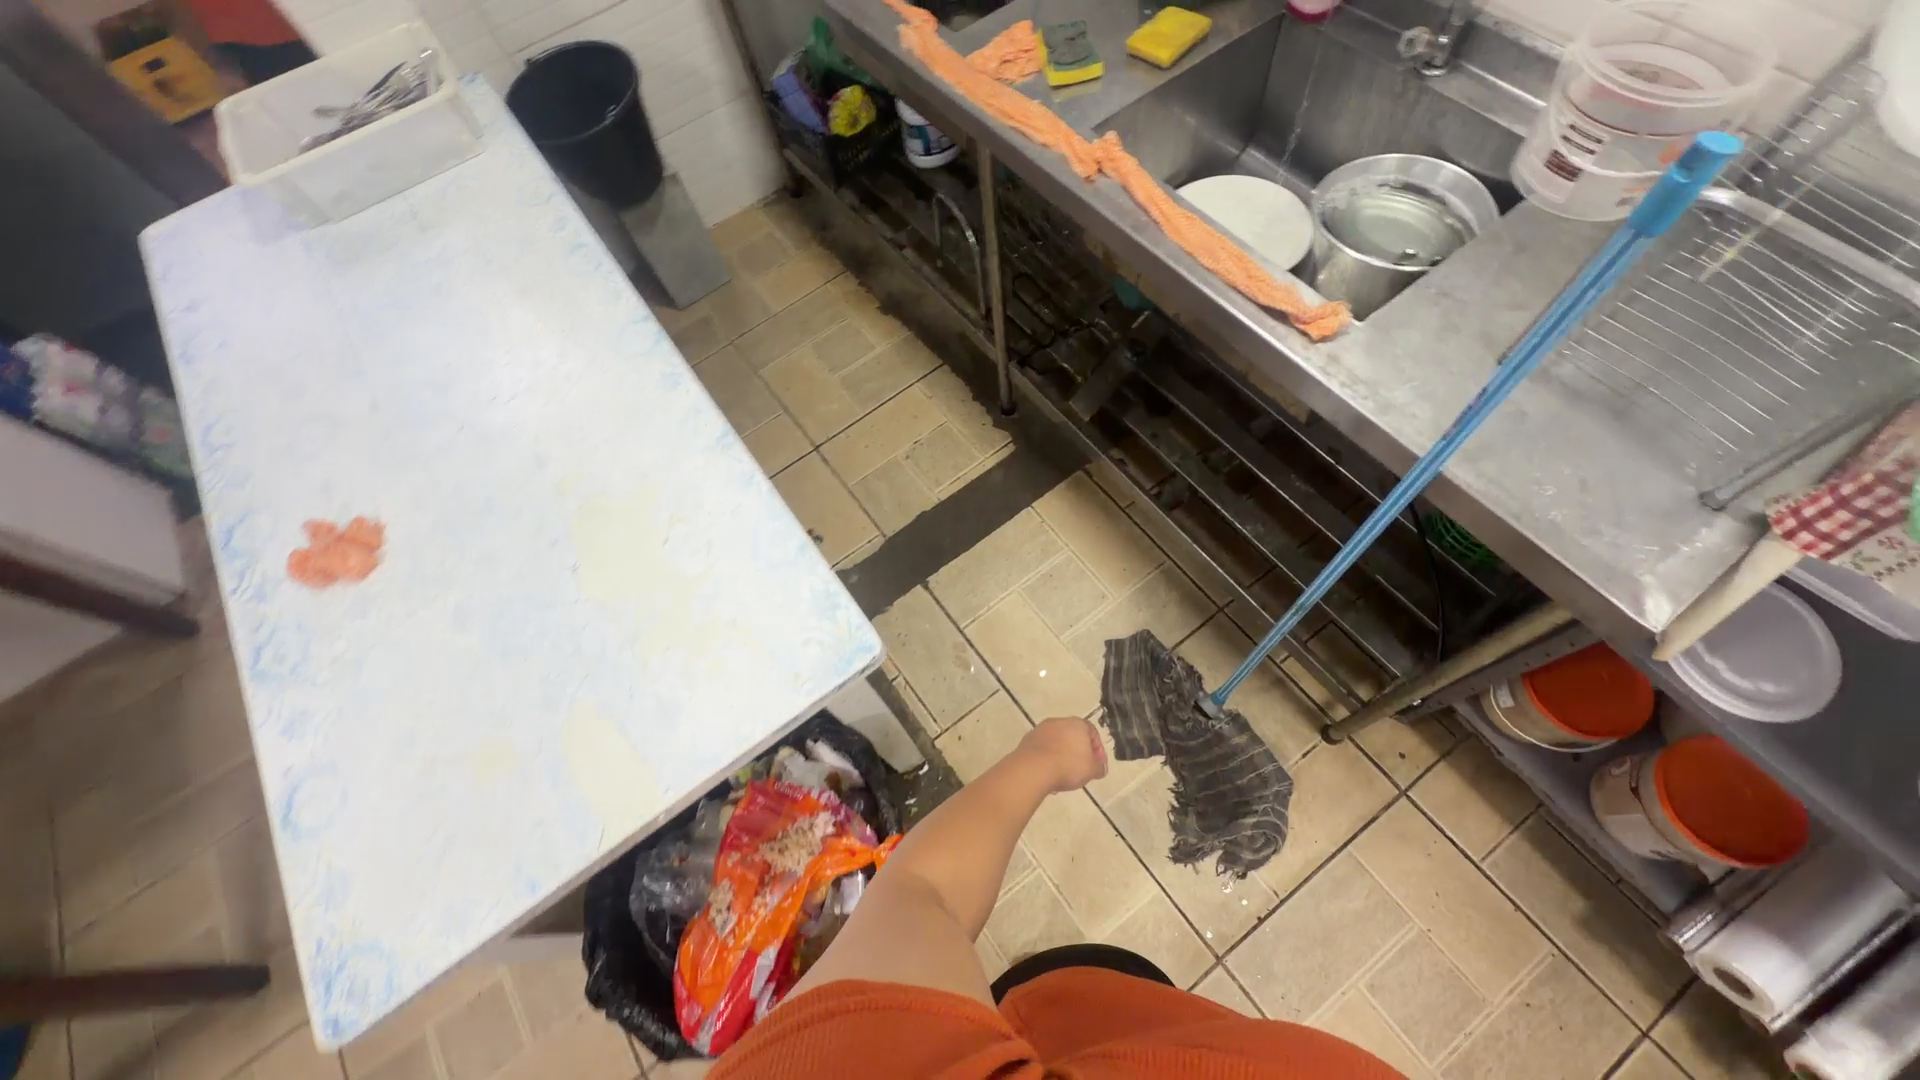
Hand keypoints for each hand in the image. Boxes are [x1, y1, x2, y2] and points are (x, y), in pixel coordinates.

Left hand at [1019, 716, 1108, 792]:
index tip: (1098, 766)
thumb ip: (1099, 767)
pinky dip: (1047, 761)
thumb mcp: (1092, 770)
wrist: (1033, 769)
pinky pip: (1042, 751)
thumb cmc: (1068, 765)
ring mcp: (1040, 730)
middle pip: (1073, 737)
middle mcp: (1058, 722)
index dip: (1098, 751)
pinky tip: (1049, 777)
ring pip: (1056, 744)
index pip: (1092, 733)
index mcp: (1077, 724)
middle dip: (1078, 754)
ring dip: (1062, 758)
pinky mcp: (1027, 741)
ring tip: (1063, 777)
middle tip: (1081, 771)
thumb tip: (1099, 768)